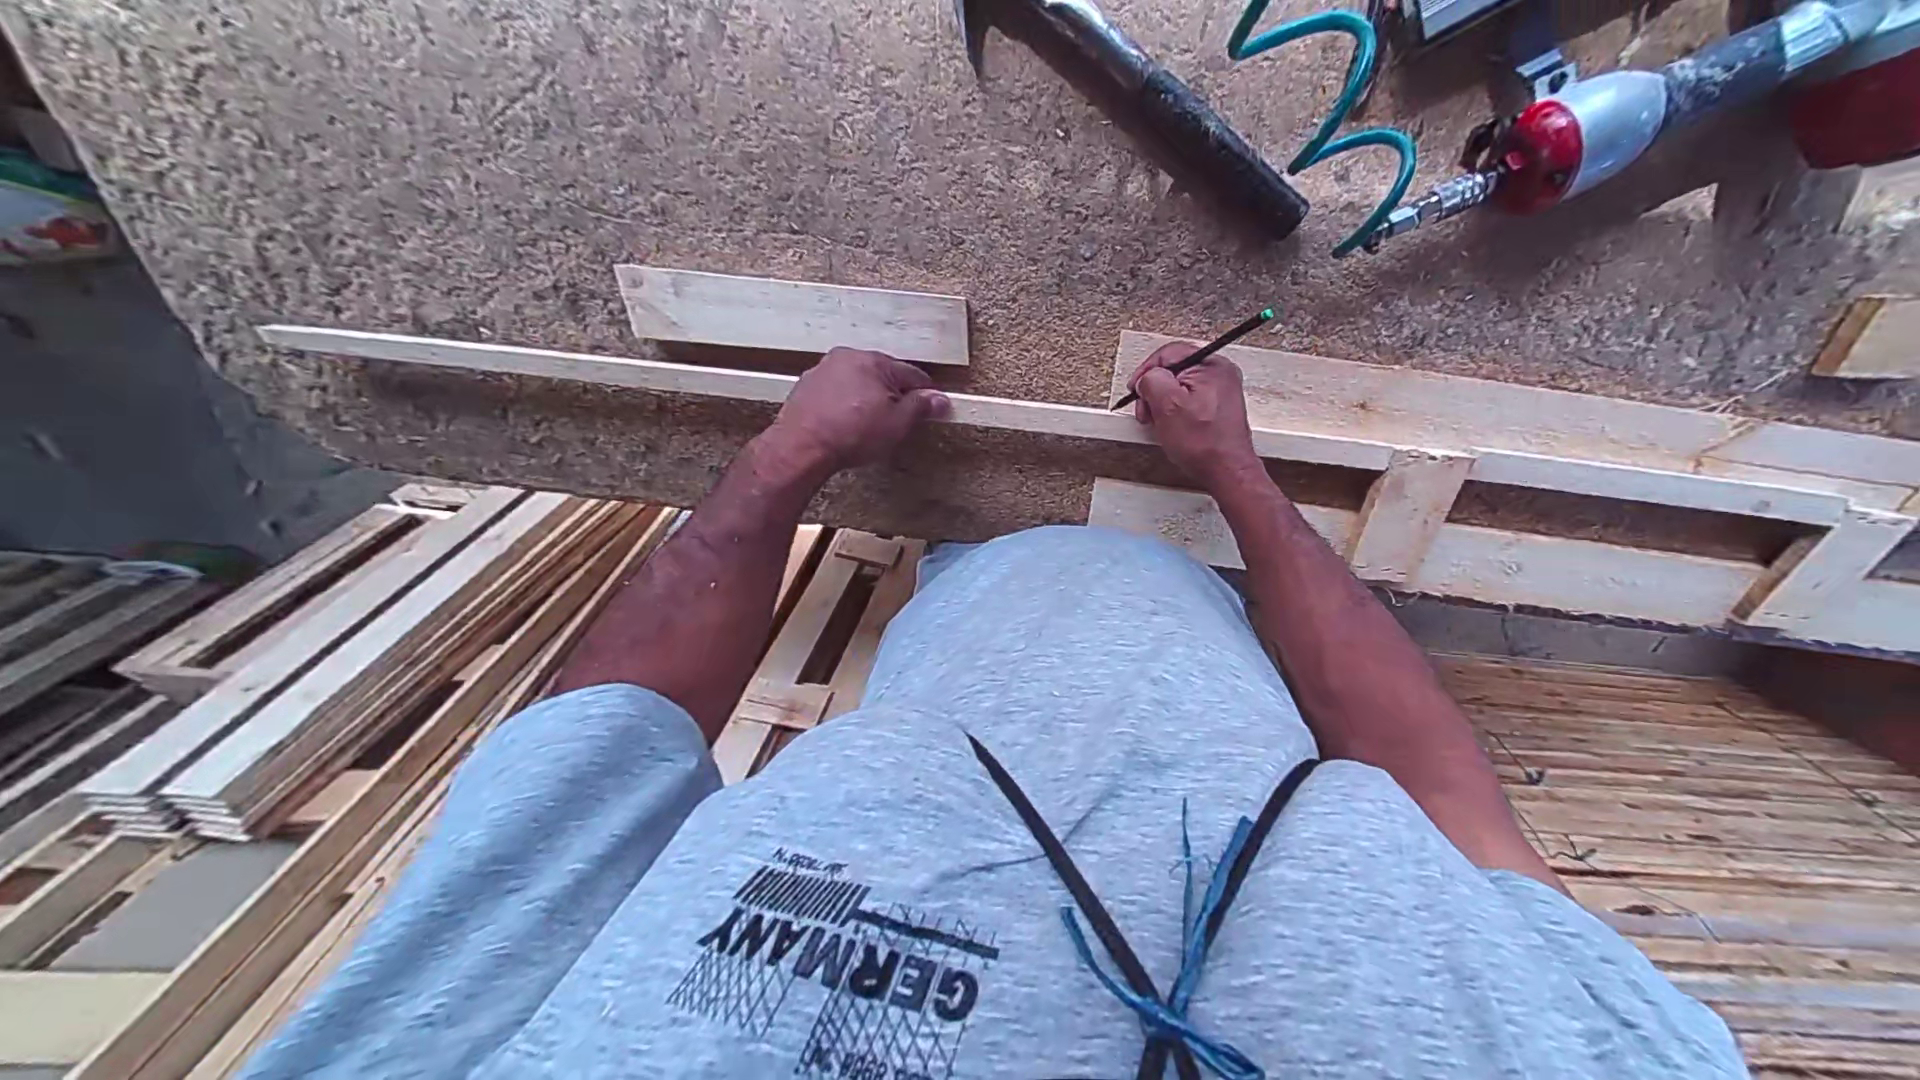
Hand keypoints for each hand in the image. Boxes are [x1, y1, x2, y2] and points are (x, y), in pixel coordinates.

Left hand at [761, 347, 950, 478]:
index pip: (911, 373)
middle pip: (882, 375)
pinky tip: (846, 425)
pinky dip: (844, 405)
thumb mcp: (898, 423)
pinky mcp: (806, 388)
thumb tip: (937, 400)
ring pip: (856, 382)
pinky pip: (835, 393)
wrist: (802, 447)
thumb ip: (920, 407)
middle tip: (899, 421)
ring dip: (866, 399)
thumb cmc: (849, 434)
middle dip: (893, 395)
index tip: (931, 405)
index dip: (925, 392)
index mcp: (873, 361)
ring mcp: (823, 371)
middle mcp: (847, 358)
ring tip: (870, 426)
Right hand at [1127, 341, 1262, 488]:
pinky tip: (1172, 426)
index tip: (1136, 388)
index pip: (1168, 353)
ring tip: (1159, 422)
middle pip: (1173, 370)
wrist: (1226, 470)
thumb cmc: (1204, 444)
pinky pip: (1187, 400)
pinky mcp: (1217, 406)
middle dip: (1153, 390)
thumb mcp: (1167, 405)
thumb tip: (1146, 377)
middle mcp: (1220, 373)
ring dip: (1162, 403)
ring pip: (1178, 386)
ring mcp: (1220, 390)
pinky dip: (1174, 411)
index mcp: (1211, 365)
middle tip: (1147, 410)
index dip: (1145, 370)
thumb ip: (1152, 380)